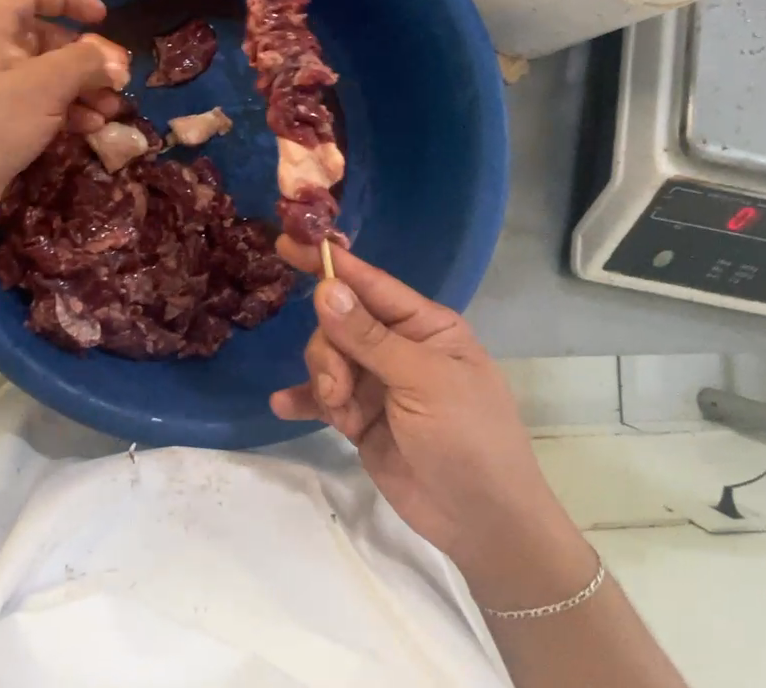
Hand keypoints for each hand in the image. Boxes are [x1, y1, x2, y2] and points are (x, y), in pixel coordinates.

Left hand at [0, 0, 126, 228]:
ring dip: (82, 88)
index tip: (104, 17)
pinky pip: (36, 101)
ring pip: (45, 74)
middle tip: (117, 77)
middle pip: (45, 38)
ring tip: (112, 110)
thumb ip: (87, 62)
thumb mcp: (48, 84)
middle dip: (86, 59)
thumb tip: (115, 61)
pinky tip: (92, 127)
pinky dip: (64, 109)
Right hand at [271, 241, 592, 597]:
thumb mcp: (422, 381)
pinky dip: (306, 400)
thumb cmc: (468, 438)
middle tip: (339, 388)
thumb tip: (326, 288)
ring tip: (341, 415)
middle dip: (330, 351)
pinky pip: (323, 398)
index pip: (370, 283)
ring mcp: (378, 384)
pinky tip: (284, 407)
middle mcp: (399, 348)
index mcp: (426, 326)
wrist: (482, 523)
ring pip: (327, 359)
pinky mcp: (361, 419)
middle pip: (339, 324)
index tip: (288, 243)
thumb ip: (369, 337)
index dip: (331, 263)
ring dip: (325, 383)